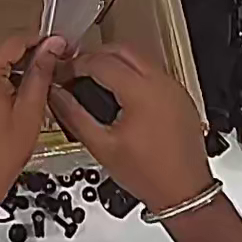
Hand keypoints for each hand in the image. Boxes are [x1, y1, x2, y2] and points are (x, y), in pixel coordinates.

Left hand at [0, 34, 67, 212]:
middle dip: (29, 54)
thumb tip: (51, 48)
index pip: (15, 41)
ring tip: (38, 84)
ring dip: (15, 68)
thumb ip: (41, 74)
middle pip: (2, 50)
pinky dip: (0, 80)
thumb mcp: (29, 112)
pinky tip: (18, 96)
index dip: (41, 41)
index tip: (58, 45)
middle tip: (54, 63)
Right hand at [48, 43, 213, 210]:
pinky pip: (153, 72)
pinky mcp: (180, 96)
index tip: (63, 73)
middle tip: (76, 70)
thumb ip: (74, 115)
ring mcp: (173, 88)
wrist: (184, 192)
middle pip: (122, 49)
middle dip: (95, 55)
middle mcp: (161, 84)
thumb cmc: (150, 175)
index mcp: (142, 93)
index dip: (76, 64)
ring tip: (95, 79)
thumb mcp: (102, 146)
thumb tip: (57, 96)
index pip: (102, 62)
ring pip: (140, 57)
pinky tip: (120, 92)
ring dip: (115, 61)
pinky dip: (133, 73)